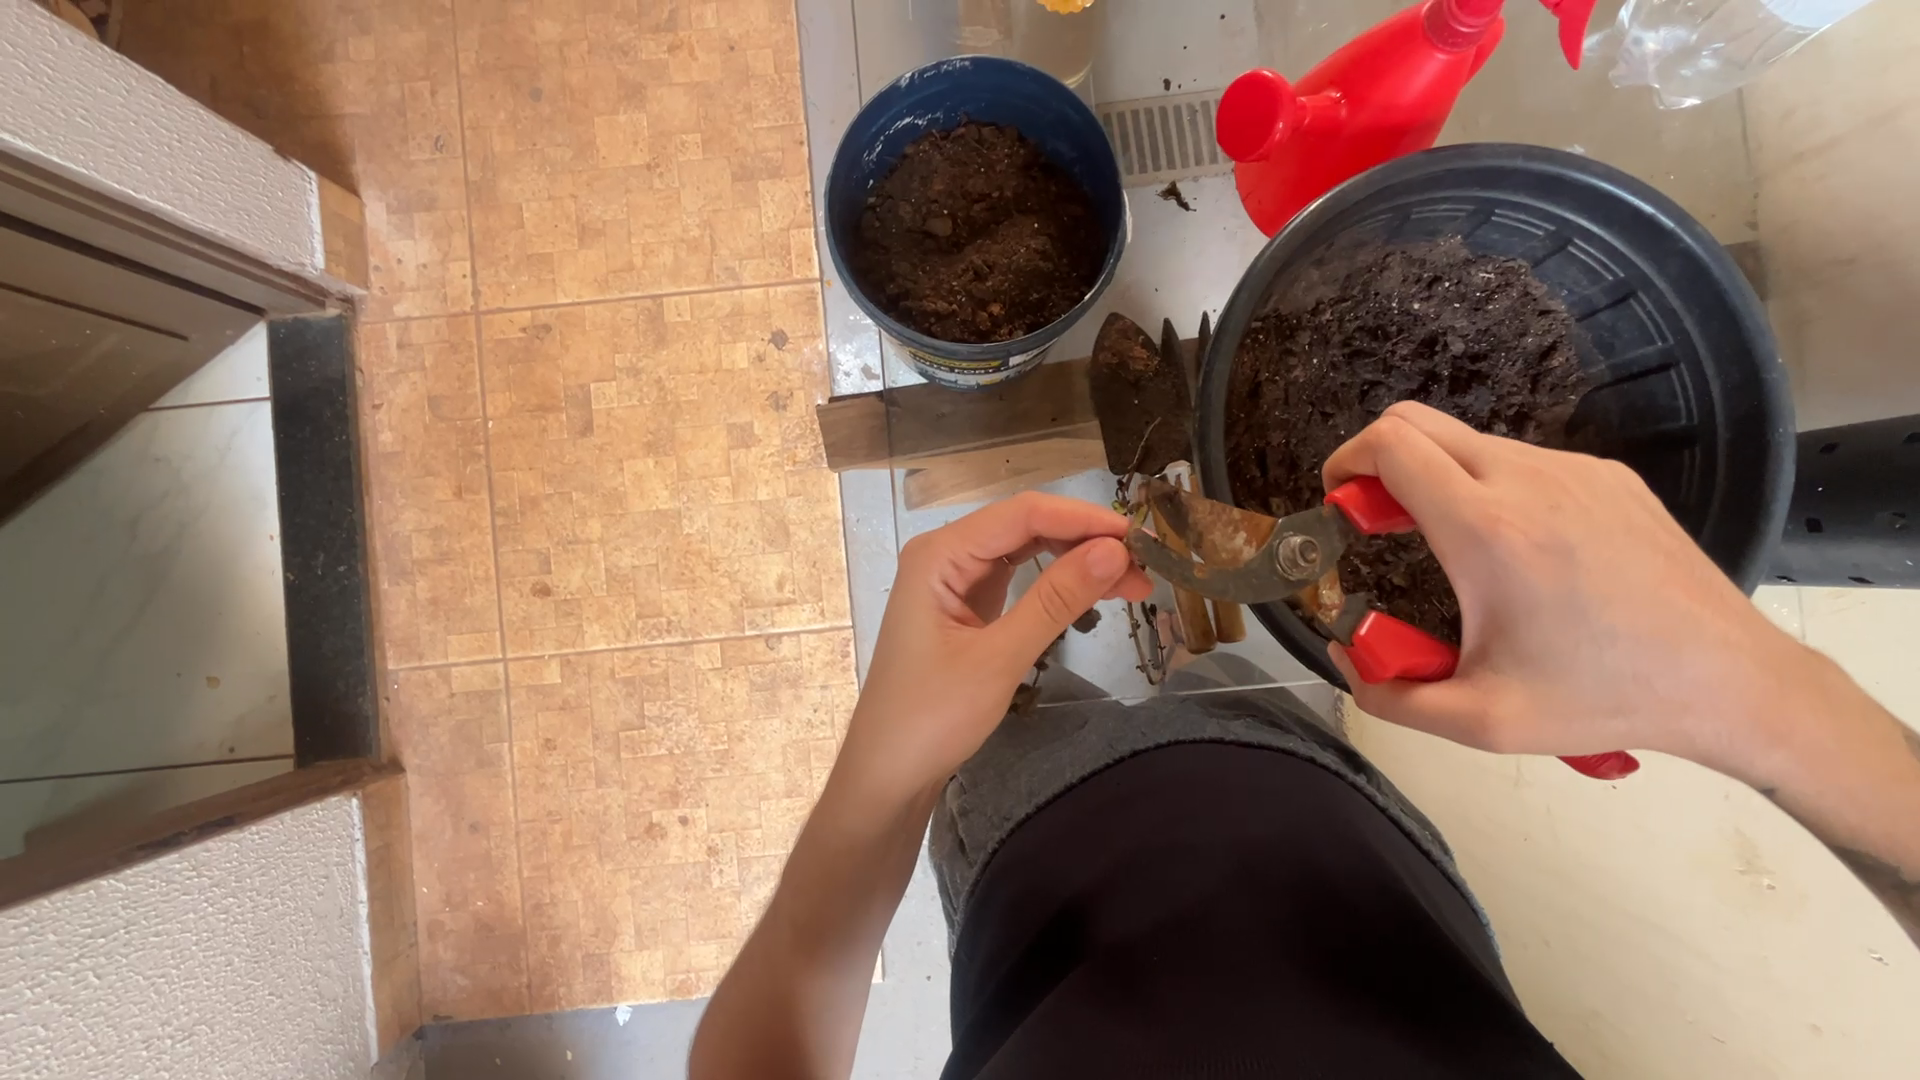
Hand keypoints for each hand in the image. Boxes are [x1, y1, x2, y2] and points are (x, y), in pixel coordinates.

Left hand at [838, 493, 1152, 802]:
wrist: (888, 771)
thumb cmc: (931, 717)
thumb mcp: (998, 658)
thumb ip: (1055, 600)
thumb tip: (1115, 551)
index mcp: (940, 553)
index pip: (1023, 513)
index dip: (1085, 519)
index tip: (1140, 537)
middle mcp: (946, 554)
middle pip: (1026, 526)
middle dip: (1087, 541)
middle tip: (1146, 568)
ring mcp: (955, 579)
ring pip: (1027, 550)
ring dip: (1077, 560)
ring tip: (1134, 583)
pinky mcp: (967, 605)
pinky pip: (1019, 577)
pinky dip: (1057, 583)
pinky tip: (1092, 591)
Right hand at [1320, 401, 1812, 774]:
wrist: (1733, 683)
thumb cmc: (1600, 699)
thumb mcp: (1476, 721)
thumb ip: (1385, 694)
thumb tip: (1343, 658)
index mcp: (1485, 530)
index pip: (1390, 445)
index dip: (1345, 461)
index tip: (1338, 501)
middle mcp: (1526, 480)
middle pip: (1416, 422)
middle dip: (1375, 460)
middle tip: (1374, 519)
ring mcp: (1574, 471)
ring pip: (1467, 442)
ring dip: (1432, 478)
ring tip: (1447, 546)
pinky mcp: (1609, 477)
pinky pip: (1519, 460)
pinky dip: (1485, 486)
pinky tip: (1512, 548)